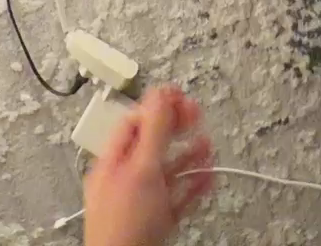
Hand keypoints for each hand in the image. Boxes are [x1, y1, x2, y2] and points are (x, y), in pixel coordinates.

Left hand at [84, 86, 214, 245]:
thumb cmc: (123, 227)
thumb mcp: (143, 168)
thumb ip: (154, 129)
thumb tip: (160, 93)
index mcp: (113, 161)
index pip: (136, 120)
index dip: (159, 105)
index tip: (180, 95)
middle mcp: (124, 178)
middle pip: (153, 141)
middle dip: (177, 126)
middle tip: (196, 115)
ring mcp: (140, 200)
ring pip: (167, 168)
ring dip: (189, 153)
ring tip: (207, 145)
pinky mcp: (155, 219)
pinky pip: (176, 193)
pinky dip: (192, 182)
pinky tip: (206, 176)